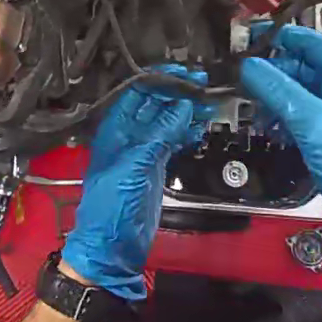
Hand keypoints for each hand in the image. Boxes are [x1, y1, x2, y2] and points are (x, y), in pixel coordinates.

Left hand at [61, 67, 206, 300]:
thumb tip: (184, 106)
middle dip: (177, 92)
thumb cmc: (113, 205)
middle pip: (155, 103)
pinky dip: (186, 131)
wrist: (113, 246)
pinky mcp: (155, 164)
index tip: (186, 75)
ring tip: (208, 103)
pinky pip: (172, 139)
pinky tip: (200, 127)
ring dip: (186, 110)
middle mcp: (128, 135)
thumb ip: (159, 133)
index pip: (137, 92)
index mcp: (115, 129)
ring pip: (166, 120)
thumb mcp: (135, 164)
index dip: (161, 80)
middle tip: (203, 85)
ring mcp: (143, 150)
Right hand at [239, 26, 321, 310]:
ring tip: (254, 108)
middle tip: (242, 79)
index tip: (250, 38)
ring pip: (304, 94)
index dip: (281, 39)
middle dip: (275, 74)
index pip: (314, 43)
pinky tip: (271, 128)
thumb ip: (280, 91)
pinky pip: (308, 117)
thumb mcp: (315, 124)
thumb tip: (251, 66)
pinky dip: (289, 119)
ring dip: (279, 100)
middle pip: (306, 68)